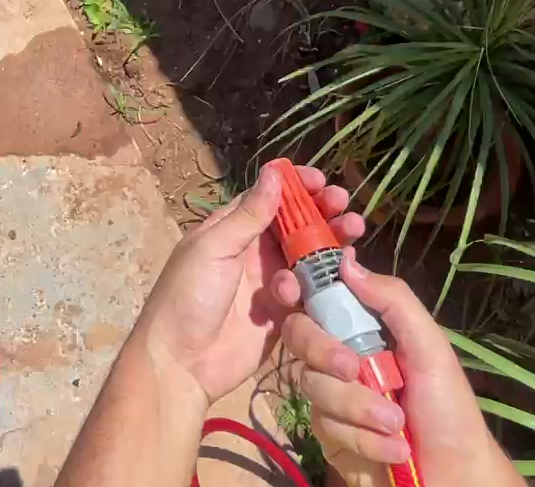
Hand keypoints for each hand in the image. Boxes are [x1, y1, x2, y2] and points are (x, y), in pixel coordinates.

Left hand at [128, 163, 363, 406]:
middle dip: (321, 211)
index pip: (270, 198)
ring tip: (353, 231)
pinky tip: (337, 274)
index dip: (296, 186)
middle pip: (295, 224)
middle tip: (344, 203)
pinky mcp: (284, 314)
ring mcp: (270, 282)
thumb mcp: (215, 248)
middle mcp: (254, 251)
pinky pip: (310, 292)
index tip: (321, 180)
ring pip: (307, 255)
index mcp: (233, 228)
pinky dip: (324, 281)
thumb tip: (274, 171)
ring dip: (329, 242)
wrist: (181, 363)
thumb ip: (248, 215)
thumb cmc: (189, 295)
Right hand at [273, 253, 523, 486]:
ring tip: (397, 424)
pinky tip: (393, 449)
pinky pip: (326, 424)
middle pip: (298, 333)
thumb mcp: (430, 347)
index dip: (294, 287)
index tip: (291, 290)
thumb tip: (346, 261)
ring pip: (312, 383)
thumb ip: (394, 301)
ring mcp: (330, 393)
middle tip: (353, 369)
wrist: (456, 479)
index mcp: (360, 325)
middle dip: (322, 350)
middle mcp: (338, 352)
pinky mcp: (329, 433)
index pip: (316, 295)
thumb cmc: (448, 407)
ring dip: (358, 406)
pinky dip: (364, 439)